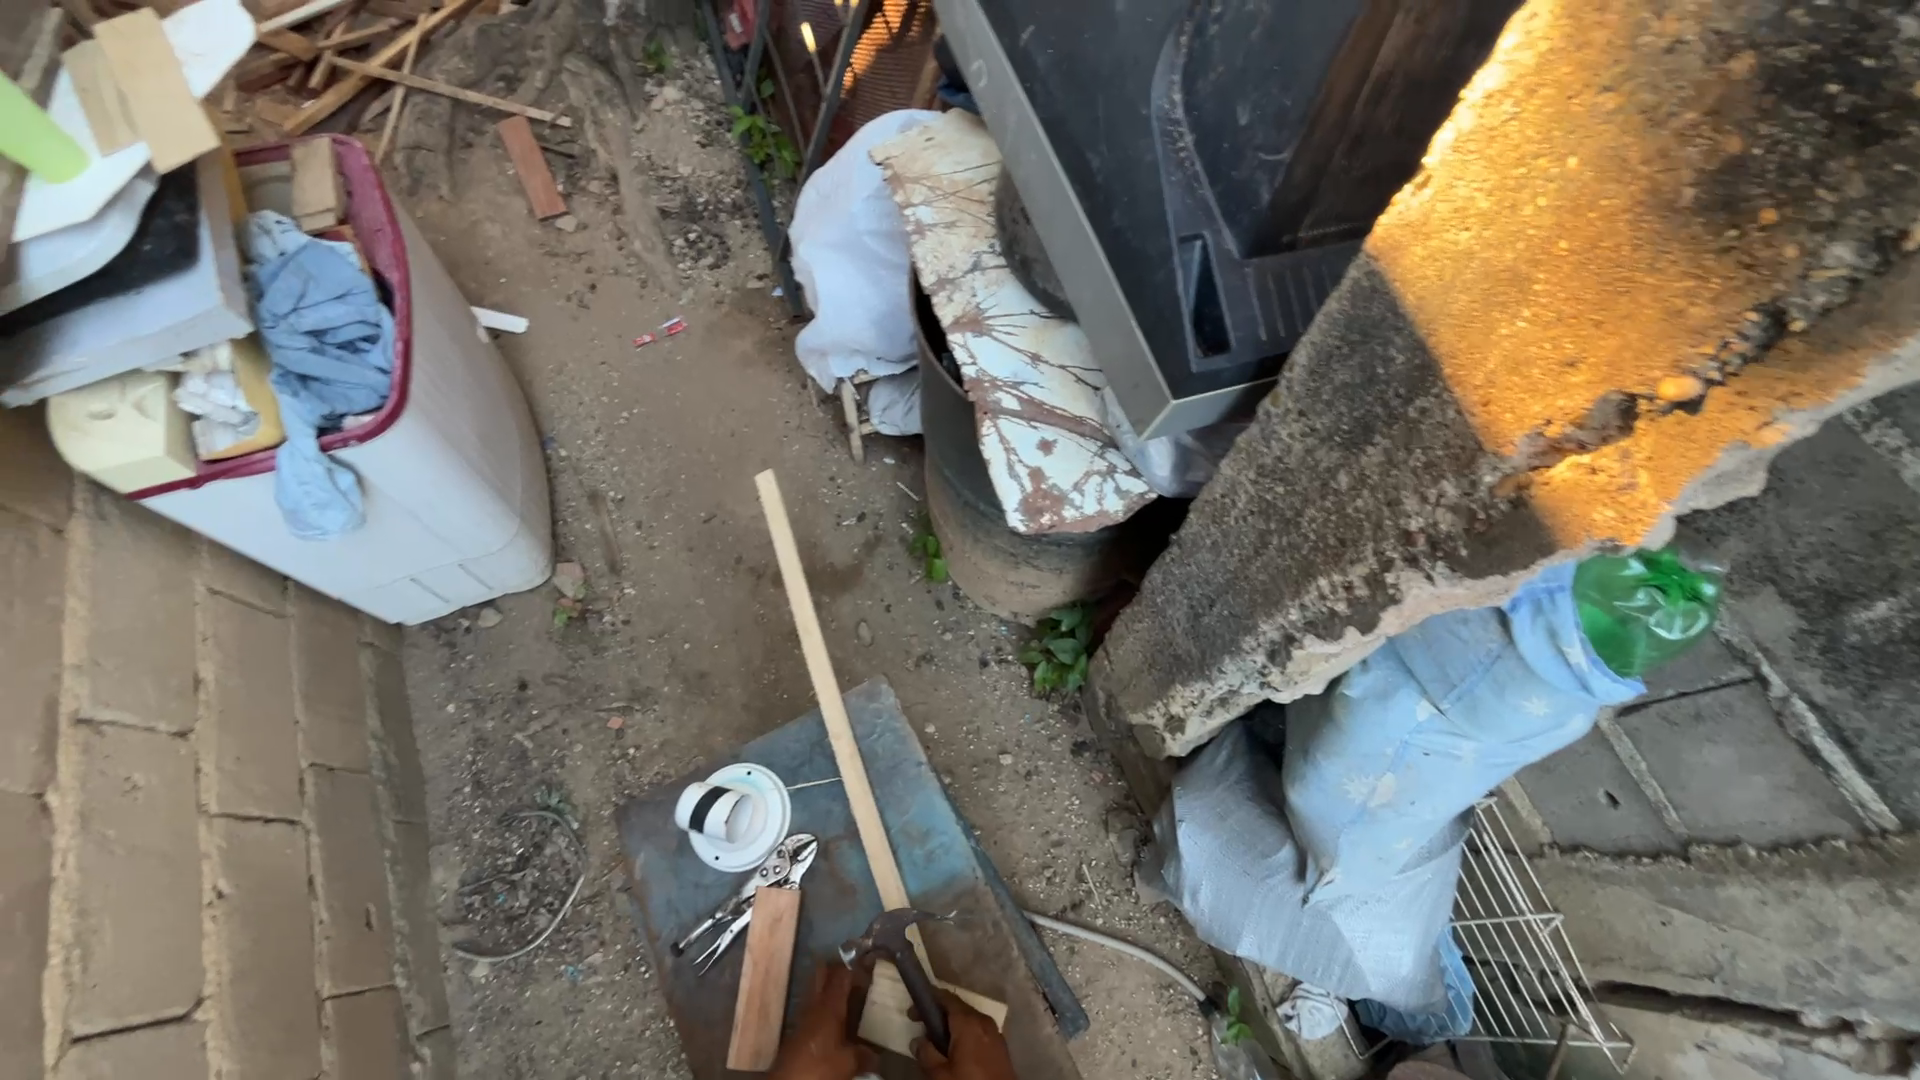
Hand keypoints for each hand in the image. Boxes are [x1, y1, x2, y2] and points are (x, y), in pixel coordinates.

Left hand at [770, 965, 877, 1079]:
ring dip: (832, 989)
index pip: (841, 973)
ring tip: (853, 997)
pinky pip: (815, 1007)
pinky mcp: (799, 1028)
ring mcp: (804, 1015)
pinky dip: (826, 1007)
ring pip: (818, 989)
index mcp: (829, 1005)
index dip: (855, 965)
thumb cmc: (819, 1067)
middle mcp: (815, 1004)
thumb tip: (878, 1056)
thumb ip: (864, 1055)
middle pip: (823, 973)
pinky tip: (839, 1020)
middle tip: (858, 976)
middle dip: (839, 969)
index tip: (870, 964)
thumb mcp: (848, 1063)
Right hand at [912, 990, 1015, 1079]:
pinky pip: (978, 1032)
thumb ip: (926, 1055)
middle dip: (938, 1016)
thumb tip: (917, 1041)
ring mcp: (995, 1033)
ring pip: (968, 1021)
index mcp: (968, 1022)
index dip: (927, 1001)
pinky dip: (964, 1036)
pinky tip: (956, 1053)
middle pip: (957, 1008)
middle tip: (921, 1030)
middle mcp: (984, 1020)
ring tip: (937, 1044)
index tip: (912, 1014)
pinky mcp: (1000, 1047)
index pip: (946, 997)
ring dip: (951, 1027)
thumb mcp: (941, 1076)